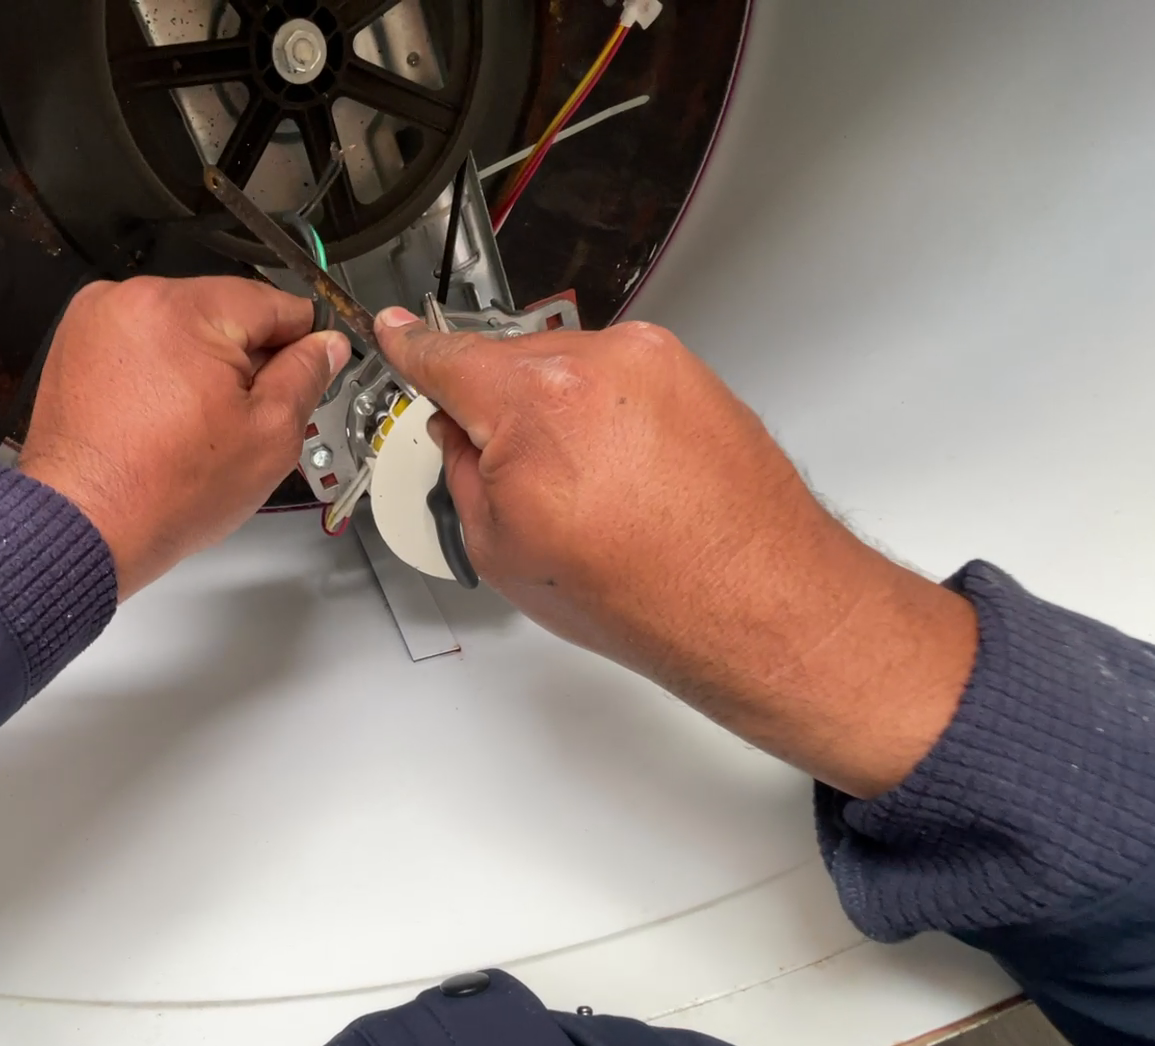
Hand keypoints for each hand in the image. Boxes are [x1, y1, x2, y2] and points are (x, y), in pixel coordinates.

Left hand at [19, 277, 348, 599]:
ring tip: (197, 429)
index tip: (306, 370)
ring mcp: (98, 320)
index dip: (300, 341)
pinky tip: (165, 422)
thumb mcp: (268, 436)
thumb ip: (305, 377)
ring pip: (184, 330)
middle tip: (246, 419)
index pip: (273, 301)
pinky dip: (163, 376)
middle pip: (225, 314)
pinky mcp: (78, 346)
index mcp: (184, 309)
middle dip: (246, 361)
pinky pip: (144, 347)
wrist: (84, 527)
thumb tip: (325, 346)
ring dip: (203, 367)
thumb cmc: (163, 494)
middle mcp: (132, 299)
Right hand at [375, 308, 975, 796]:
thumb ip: (463, 472)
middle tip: (507, 476)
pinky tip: (614, 479)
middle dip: (492, 411)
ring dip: (549, 417)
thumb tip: (459, 437)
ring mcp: (651, 362)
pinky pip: (611, 380)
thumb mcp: (501, 547)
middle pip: (506, 366)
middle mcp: (595, 364)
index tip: (397, 332)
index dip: (411, 347)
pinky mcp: (688, 373)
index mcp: (533, 403)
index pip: (447, 358)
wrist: (757, 604)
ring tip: (582, 493)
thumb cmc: (642, 593)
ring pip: (560, 372)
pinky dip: (595, 417)